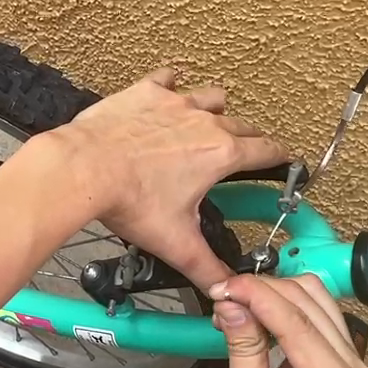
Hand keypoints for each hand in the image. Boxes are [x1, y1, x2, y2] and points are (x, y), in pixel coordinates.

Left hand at [37, 69, 286, 288]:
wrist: (85, 167)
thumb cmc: (129, 200)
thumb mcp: (176, 242)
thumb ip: (207, 268)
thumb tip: (224, 289)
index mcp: (220, 154)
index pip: (265, 150)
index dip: (279, 156)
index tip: (283, 158)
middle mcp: (203, 121)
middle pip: (240, 124)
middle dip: (249, 137)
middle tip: (248, 149)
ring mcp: (174, 102)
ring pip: (210, 97)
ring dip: (216, 108)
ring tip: (212, 118)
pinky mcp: (145, 92)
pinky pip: (167, 78)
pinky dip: (171, 83)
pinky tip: (169, 86)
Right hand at [212, 274, 367, 367]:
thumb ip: (244, 351)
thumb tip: (230, 301)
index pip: (299, 326)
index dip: (259, 297)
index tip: (223, 285)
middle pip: (311, 304)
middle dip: (263, 291)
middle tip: (222, 295)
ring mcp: (356, 367)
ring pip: (316, 298)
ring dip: (274, 291)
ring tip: (237, 304)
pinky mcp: (343, 361)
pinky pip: (316, 312)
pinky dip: (283, 302)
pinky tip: (255, 311)